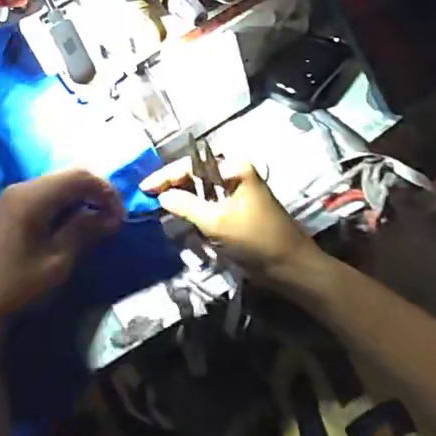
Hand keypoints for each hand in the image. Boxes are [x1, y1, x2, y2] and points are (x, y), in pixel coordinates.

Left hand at [0, 169, 123, 344]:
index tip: (120, 218)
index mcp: (32, 197)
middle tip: (111, 220)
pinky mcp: (8, 208)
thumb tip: (110, 217)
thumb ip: (84, 231)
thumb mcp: (57, 261)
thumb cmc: (16, 286)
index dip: (106, 191)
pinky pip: (45, 195)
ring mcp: (12, 196)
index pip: (80, 176)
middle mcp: (21, 187)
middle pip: (68, 176)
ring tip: (96, 225)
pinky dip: (64, 204)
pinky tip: (72, 225)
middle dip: (95, 193)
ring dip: (80, 199)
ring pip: (57, 184)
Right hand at [140, 157, 322, 286]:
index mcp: (235, 168)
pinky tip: (184, 223)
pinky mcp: (238, 211)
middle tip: (149, 199)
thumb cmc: (256, 240)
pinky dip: (197, 215)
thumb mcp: (217, 222)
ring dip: (185, 204)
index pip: (191, 166)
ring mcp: (238, 193)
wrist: (292, 269)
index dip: (165, 177)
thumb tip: (162, 196)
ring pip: (201, 194)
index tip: (144, 188)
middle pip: (196, 177)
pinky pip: (211, 207)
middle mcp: (236, 174)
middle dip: (174, 189)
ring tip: (161, 210)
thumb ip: (186, 206)